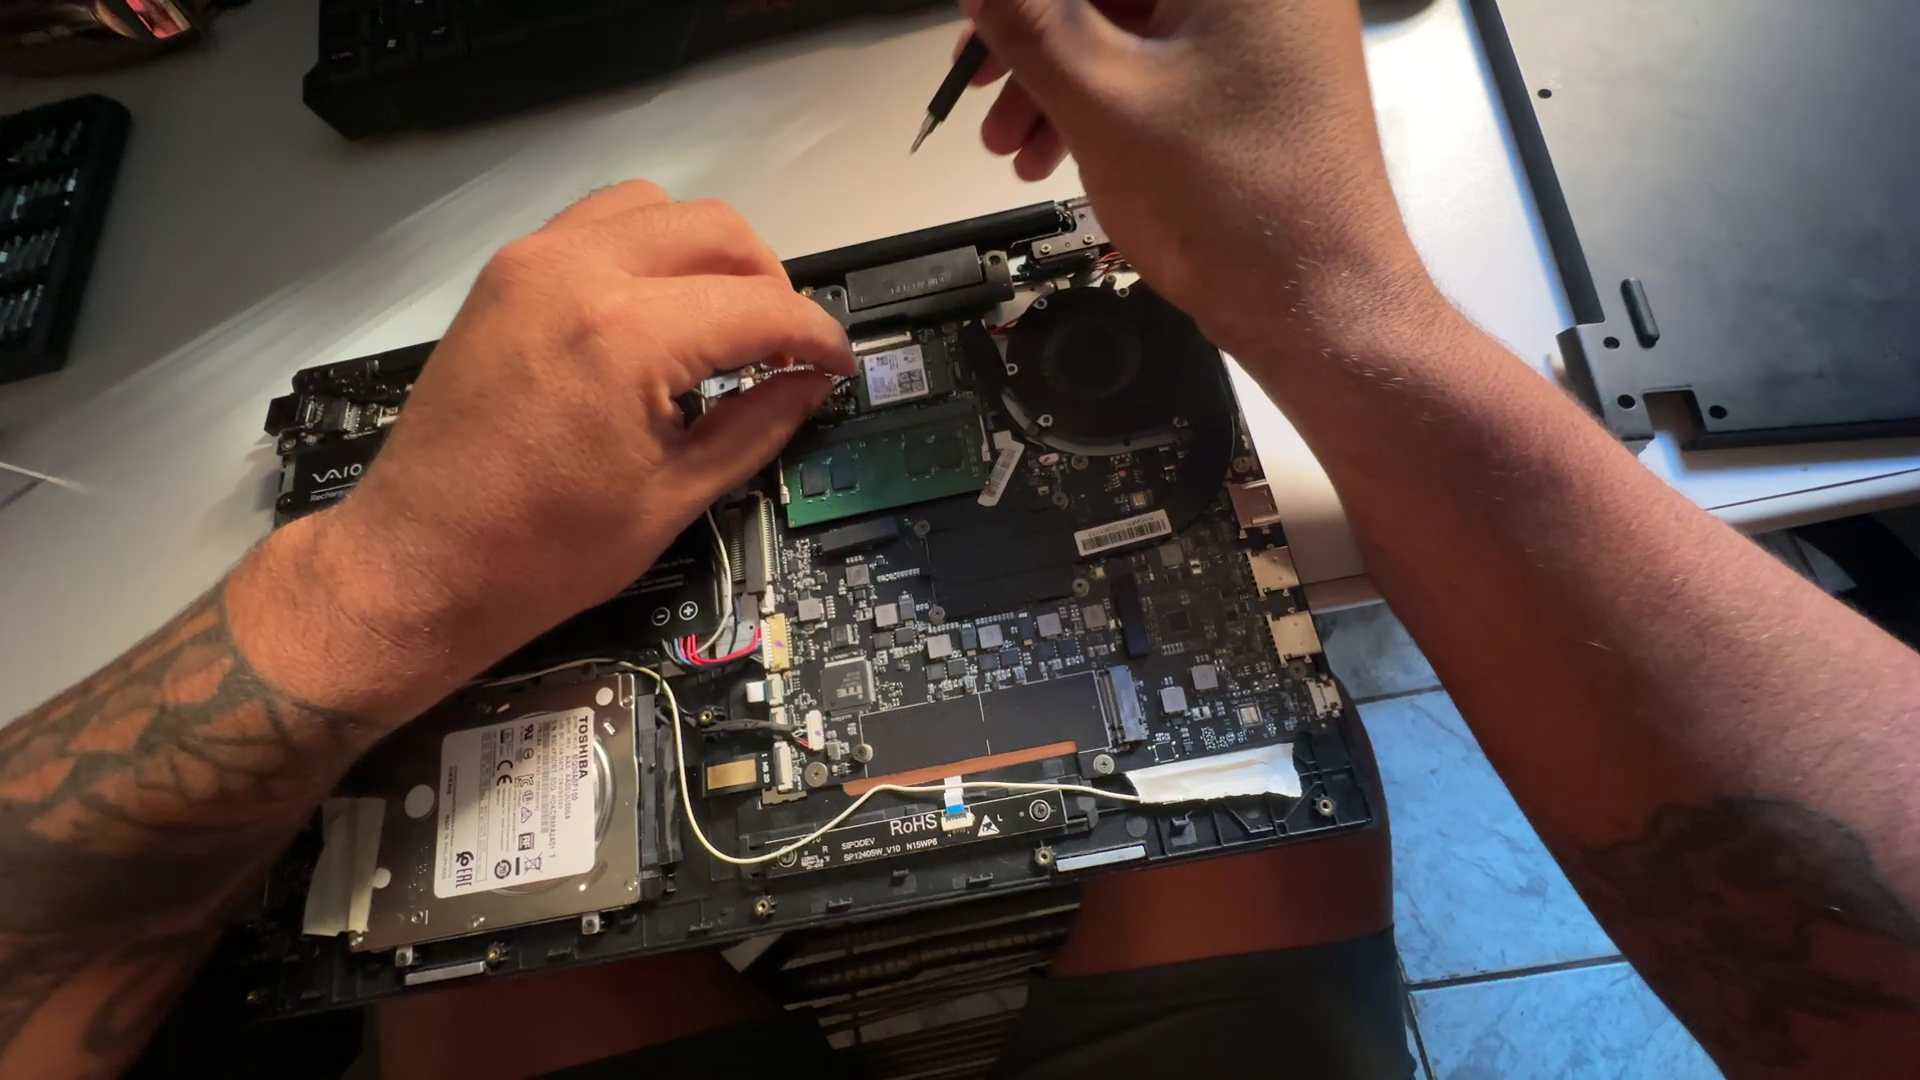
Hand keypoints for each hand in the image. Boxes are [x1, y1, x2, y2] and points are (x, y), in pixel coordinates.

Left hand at [248, 183, 852, 718]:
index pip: (760, 306)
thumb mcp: (678, 493)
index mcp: (627, 336)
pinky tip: (670, 311)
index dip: (817, 336)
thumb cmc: (546, 550)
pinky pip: (604, 224)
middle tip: (789, 349)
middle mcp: (577, 272)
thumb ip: (759, 424)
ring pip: (662, 209)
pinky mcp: (509, 275)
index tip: (838, 364)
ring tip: (732, 323)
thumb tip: (809, 386)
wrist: (425, 562)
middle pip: (720, 231)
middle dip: (775, 286)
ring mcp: (533, 263)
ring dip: (715, 257)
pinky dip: (656, 250)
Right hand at [959, 0, 1437, 362]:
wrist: (1309, 296)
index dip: (1029, 4)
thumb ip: (1033, 27)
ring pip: (1136, 38)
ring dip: (1063, 90)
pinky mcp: (1254, 90)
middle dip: (1039, 50)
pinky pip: (1164, 77)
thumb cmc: (1219, 198)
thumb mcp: (1104, 104)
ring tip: (1015, 153)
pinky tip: (1063, 157)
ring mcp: (1262, 35)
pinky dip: (1108, 110)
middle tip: (984, 102)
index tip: (978, 37)